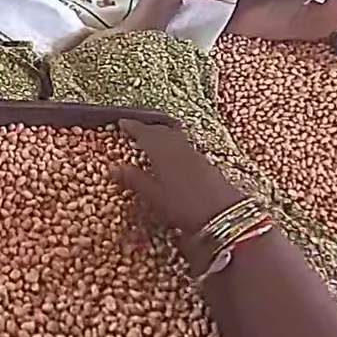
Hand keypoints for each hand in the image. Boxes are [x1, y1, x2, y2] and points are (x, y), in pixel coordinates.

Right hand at [112, 119, 244, 234]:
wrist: (223, 213)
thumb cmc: (183, 206)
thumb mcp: (154, 196)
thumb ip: (134, 180)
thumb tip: (112, 167)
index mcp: (163, 152)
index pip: (145, 133)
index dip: (133, 127)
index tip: (122, 122)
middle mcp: (178, 148)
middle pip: (161, 131)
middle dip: (148, 127)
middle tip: (136, 128)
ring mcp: (194, 154)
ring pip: (174, 136)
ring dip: (162, 133)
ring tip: (154, 137)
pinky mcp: (205, 162)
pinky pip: (184, 145)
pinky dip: (174, 143)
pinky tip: (174, 154)